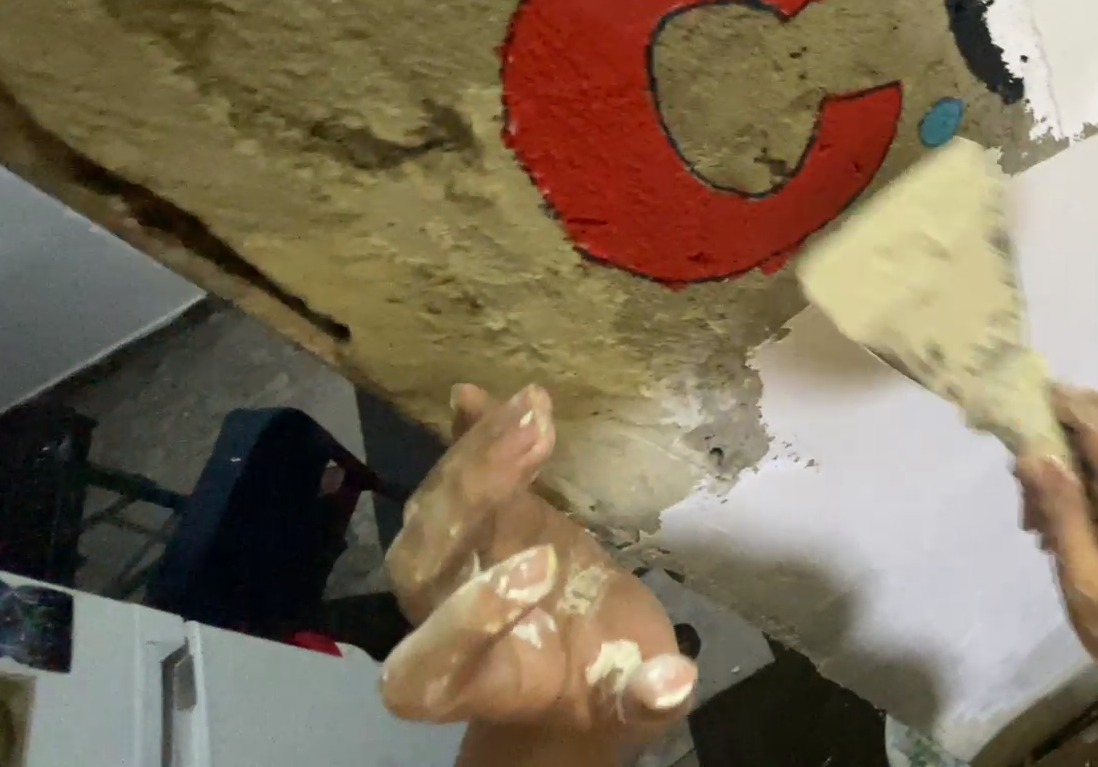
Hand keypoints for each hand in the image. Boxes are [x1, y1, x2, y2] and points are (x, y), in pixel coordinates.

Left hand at [380, 384, 696, 762]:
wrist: (572, 659)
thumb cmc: (599, 690)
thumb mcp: (626, 703)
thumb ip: (641, 698)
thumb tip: (672, 683)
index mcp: (473, 681)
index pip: (428, 665)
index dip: (468, 618)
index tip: (542, 568)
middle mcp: (439, 620)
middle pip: (425, 563)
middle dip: (475, 496)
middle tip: (535, 441)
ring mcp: (452, 564)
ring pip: (438, 508)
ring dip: (480, 453)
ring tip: (534, 406)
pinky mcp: (478, 521)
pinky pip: (456, 476)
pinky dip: (464, 437)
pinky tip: (475, 395)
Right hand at [1015, 387, 1097, 729]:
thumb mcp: (1085, 581)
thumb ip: (1061, 511)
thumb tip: (1033, 453)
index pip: (1092, 414)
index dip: (1051, 403)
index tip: (1012, 425)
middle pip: (1091, 427)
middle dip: (1049, 450)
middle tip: (1026, 511)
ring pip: (1097, 450)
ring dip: (1061, 477)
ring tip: (1041, 535)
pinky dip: (1080, 491)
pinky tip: (1065, 537)